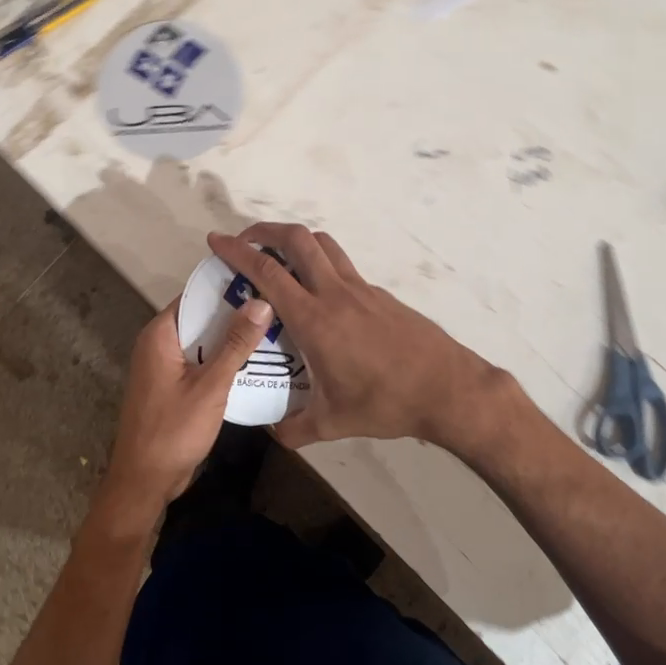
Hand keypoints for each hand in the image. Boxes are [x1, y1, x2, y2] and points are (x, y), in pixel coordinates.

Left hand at [104, 297, 273, 509]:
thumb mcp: (210, 386)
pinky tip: (257, 363)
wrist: (144, 480)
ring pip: (204, 343)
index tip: (263, 281)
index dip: (227, 288)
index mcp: (160, 335)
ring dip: (233, 340)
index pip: (195, 296)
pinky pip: (202, 364)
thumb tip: (261, 302)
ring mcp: (165, 367)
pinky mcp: (174, 387)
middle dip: (236, 314)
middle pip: (202, 318)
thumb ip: (235, 344)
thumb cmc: (173, 430)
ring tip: (277, 329)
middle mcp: (159, 344)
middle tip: (279, 306)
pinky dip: (224, 362)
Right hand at [206, 223, 512, 452]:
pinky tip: (318, 296)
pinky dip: (321, 265)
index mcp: (314, 319)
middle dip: (265, 231)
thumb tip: (273, 433)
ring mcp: (361, 290)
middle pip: (297, 239)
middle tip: (244, 242)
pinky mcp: (380, 296)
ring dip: (295, 240)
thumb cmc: (386, 403)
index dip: (237, 252)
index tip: (216, 240)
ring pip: (324, 245)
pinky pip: (343, 267)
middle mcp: (335, 293)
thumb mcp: (333, 423)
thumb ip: (295, 428)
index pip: (267, 272)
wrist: (448, 389)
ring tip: (278, 256)